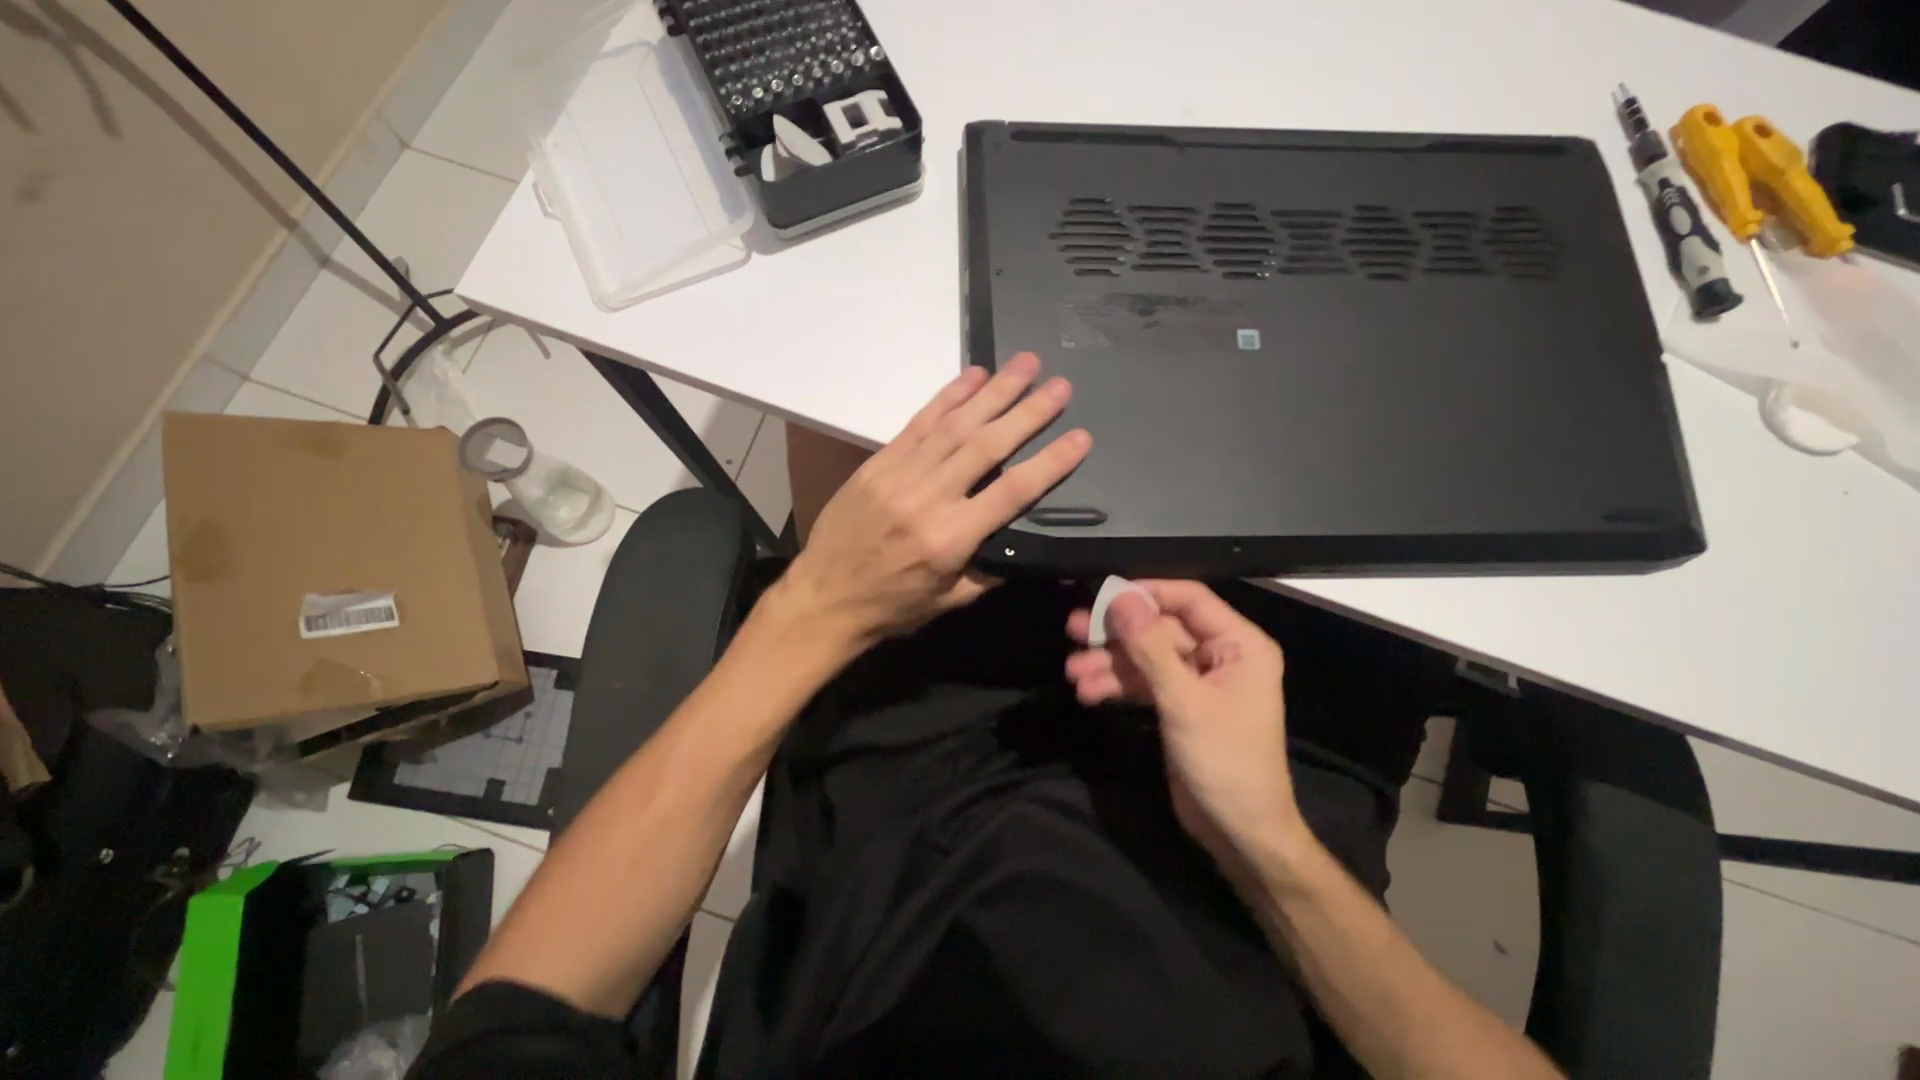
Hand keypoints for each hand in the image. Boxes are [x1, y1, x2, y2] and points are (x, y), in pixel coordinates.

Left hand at [778, 353, 1091, 652]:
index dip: (1050, 462)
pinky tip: (974, 376)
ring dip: (994, 392)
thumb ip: (989, 571)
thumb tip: (1027, 543)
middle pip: (987, 446)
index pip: (1012, 492)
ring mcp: (900, 475)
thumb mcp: (948, 601)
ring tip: (1026, 364)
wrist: (823, 598)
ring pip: (955, 425)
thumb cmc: (891, 606)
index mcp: (951, 539)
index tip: (1080, 437)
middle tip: (1061, 385)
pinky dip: (947, 397)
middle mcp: (928, 499)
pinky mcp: (879, 463)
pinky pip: (919, 423)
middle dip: (1027, 412)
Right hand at [1066, 582, 1308, 880]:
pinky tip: (1088, 693)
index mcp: (1240, 645)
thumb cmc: (1224, 761)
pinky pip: (1146, 684)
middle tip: (1072, 630)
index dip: (1145, 593)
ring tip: (1072, 673)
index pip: (1189, 599)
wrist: (1241, 831)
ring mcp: (1199, 683)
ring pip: (1147, 658)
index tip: (1102, 594)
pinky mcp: (1180, 707)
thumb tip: (1121, 598)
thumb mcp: (1184, 702)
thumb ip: (1150, 648)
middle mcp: (1221, 656)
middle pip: (1161, 629)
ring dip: (1110, 664)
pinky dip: (1118, 687)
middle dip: (1117, 634)